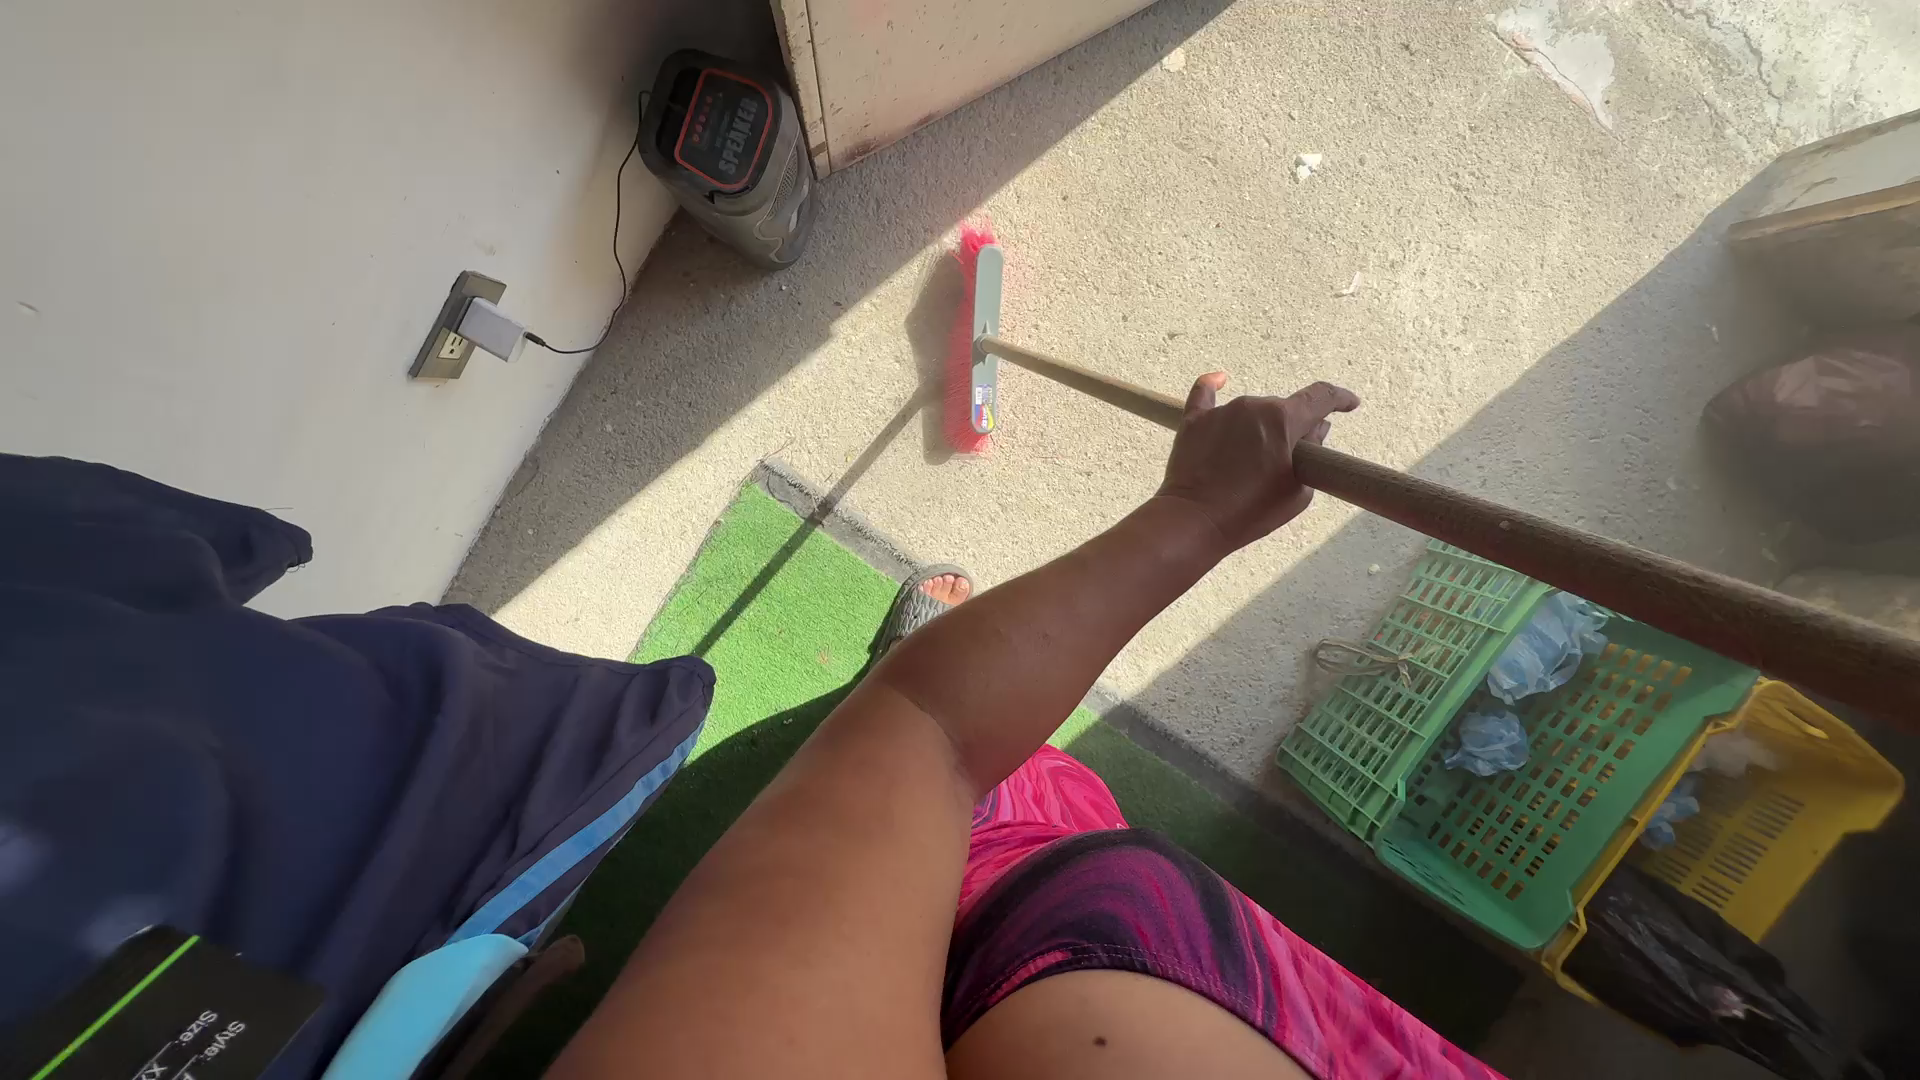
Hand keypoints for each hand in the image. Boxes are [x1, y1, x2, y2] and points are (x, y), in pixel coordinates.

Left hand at [1155, 373, 1360, 552]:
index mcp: (1283, 420)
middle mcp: (1251, 407)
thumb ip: (1312, 453)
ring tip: (1248, 460)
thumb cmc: (1249, 511)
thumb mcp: (1297, 490)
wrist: (1196, 520)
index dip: (1339, 399)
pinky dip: (1212, 387)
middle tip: (1283, 460)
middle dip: (1289, 429)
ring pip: (1248, 411)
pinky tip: (1219, 380)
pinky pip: (1203, 395)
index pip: (1321, 397)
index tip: (1348, 404)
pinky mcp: (1193, 422)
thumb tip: (1315, 430)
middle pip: (1281, 410)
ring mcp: (1220, 412)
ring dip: (1256, 427)